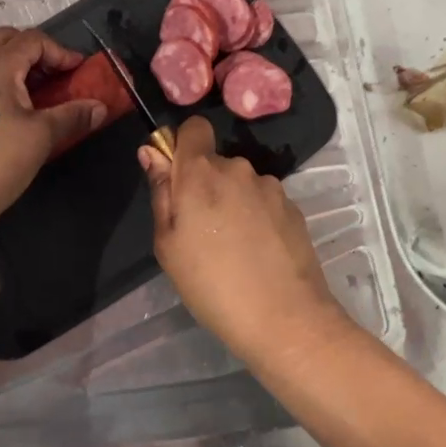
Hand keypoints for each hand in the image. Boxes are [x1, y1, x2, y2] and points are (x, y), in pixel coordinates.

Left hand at [0, 27, 106, 235]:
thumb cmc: (1, 161)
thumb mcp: (43, 136)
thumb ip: (73, 115)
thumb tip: (100, 107)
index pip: (31, 40)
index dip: (59, 51)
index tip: (78, 69)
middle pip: (6, 41)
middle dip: (35, 50)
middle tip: (57, 73)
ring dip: (15, 65)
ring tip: (37, 90)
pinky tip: (11, 108)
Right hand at [140, 117, 350, 366]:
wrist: (286, 319)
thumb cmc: (211, 284)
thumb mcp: (167, 245)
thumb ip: (160, 193)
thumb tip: (152, 153)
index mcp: (200, 172)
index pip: (193, 127)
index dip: (183, 145)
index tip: (177, 178)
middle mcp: (237, 169)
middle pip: (215, 162)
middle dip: (206, 185)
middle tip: (201, 230)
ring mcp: (270, 188)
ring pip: (241, 184)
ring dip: (233, 202)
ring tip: (233, 248)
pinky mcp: (293, 209)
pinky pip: (264, 203)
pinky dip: (257, 219)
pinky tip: (258, 254)